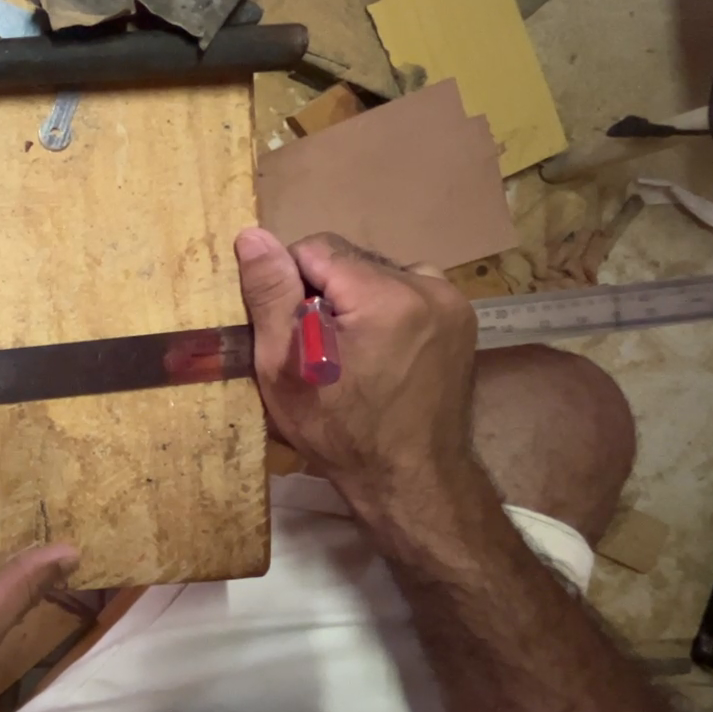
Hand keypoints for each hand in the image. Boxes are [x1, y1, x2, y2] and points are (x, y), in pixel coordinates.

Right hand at [234, 229, 480, 504]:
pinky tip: (372, 350)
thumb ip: (270, 295)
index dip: (287, 284)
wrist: (409, 477)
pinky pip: (405, 292)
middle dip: (319, 291)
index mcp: (386, 295)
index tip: (286, 331)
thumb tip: (251, 234)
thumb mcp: (283, 365)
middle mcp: (430, 287)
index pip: (315, 248)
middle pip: (348, 260)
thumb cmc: (334, 427)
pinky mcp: (461, 320)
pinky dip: (380, 310)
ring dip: (349, 299)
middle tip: (310, 347)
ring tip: (341, 351)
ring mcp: (454, 303)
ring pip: (375, 274)